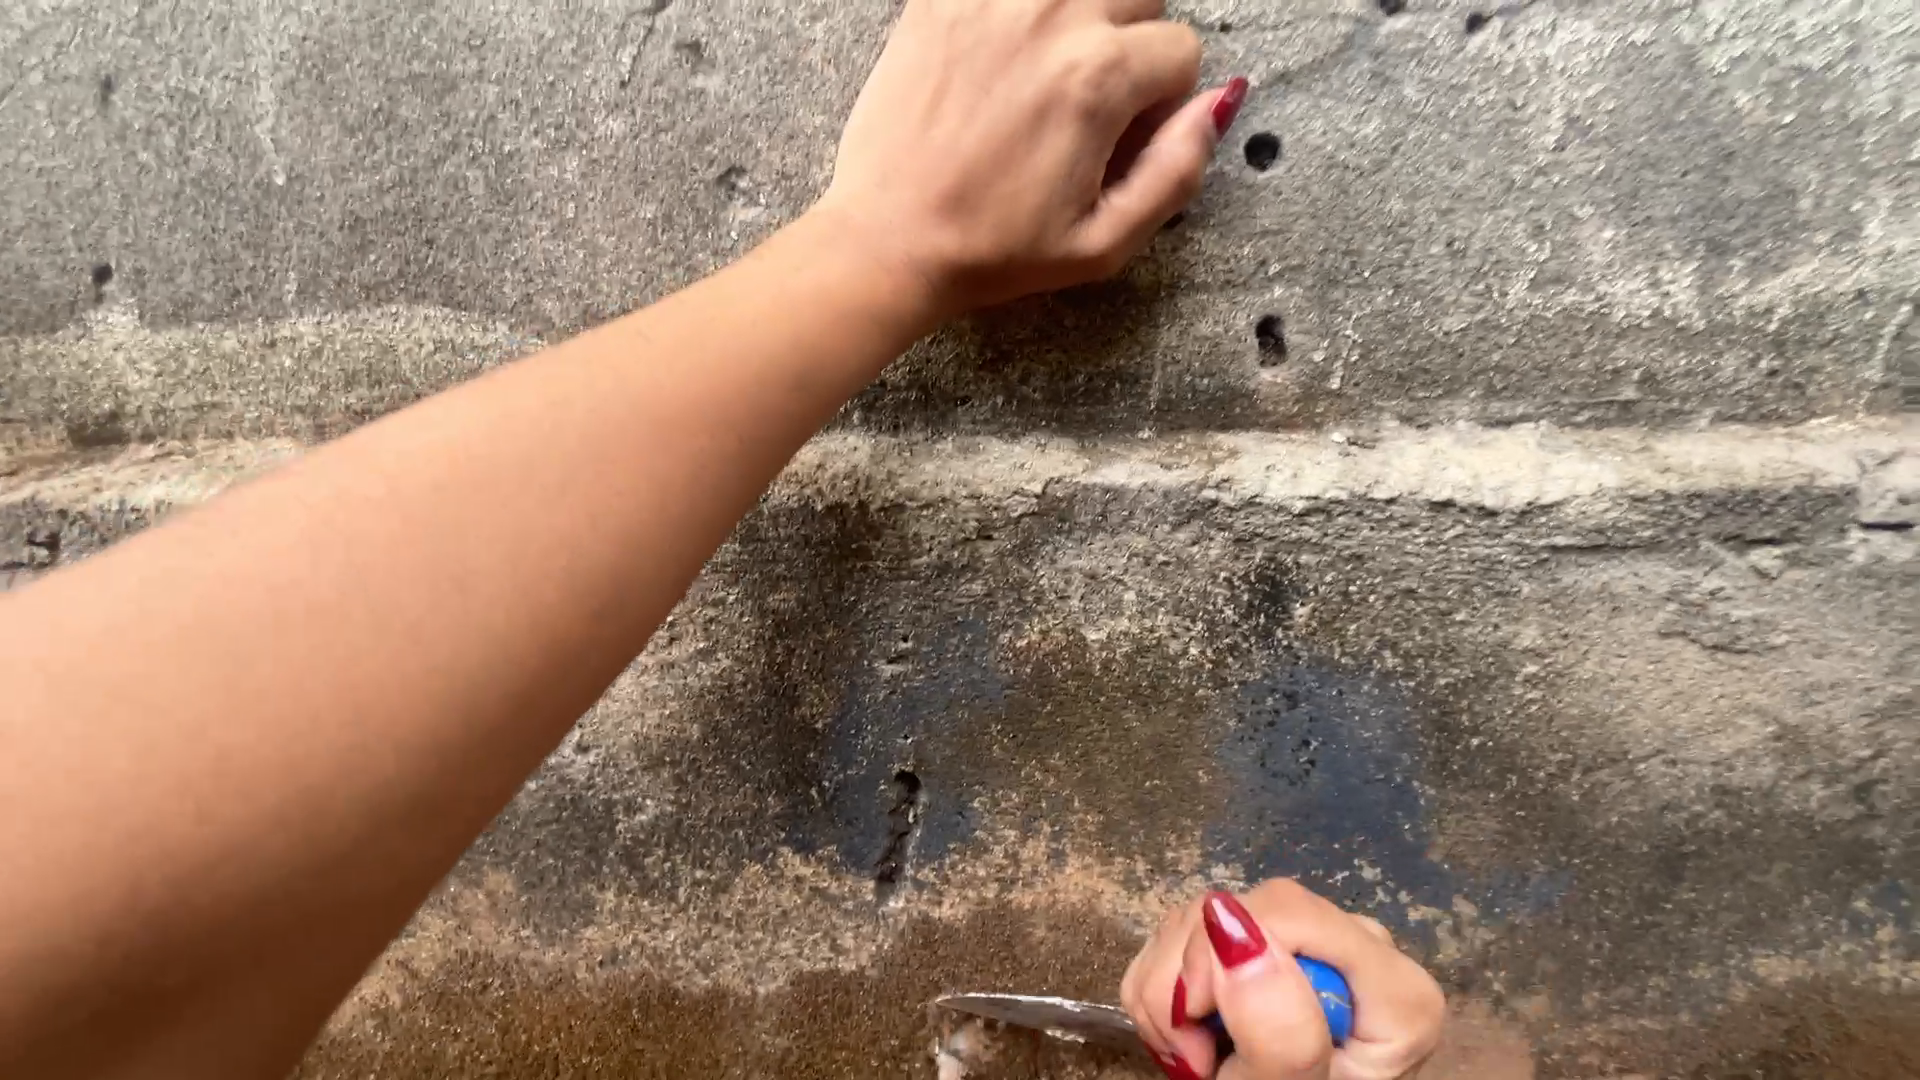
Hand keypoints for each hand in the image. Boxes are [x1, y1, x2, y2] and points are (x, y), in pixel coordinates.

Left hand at [815, 0, 1246, 315]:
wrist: (891, 244)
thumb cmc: (990, 254)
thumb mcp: (1100, 246)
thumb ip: (1175, 174)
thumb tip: (1219, 106)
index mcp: (1097, 78)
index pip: (1180, 52)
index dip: (1161, 104)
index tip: (1122, 140)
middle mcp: (1050, 16)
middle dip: (1129, 49)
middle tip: (1087, 108)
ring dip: (1081, 21)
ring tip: (1044, 80)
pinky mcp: (939, 0)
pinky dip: (1018, 15)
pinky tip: (1003, 59)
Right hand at [1121, 882, 1445, 1079]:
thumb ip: (1278, 1033)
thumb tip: (1232, 932)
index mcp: (1393, 986)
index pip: (1290, 911)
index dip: (1223, 949)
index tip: (1197, 1019)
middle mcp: (1353, 944)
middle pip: (1242, 909)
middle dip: (1190, 976)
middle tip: (1195, 1057)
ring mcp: (1300, 937)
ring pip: (1201, 914)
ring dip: (1169, 986)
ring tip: (1196, 1056)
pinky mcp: (1256, 939)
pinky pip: (1184, 928)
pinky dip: (1162, 982)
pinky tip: (1189, 1032)